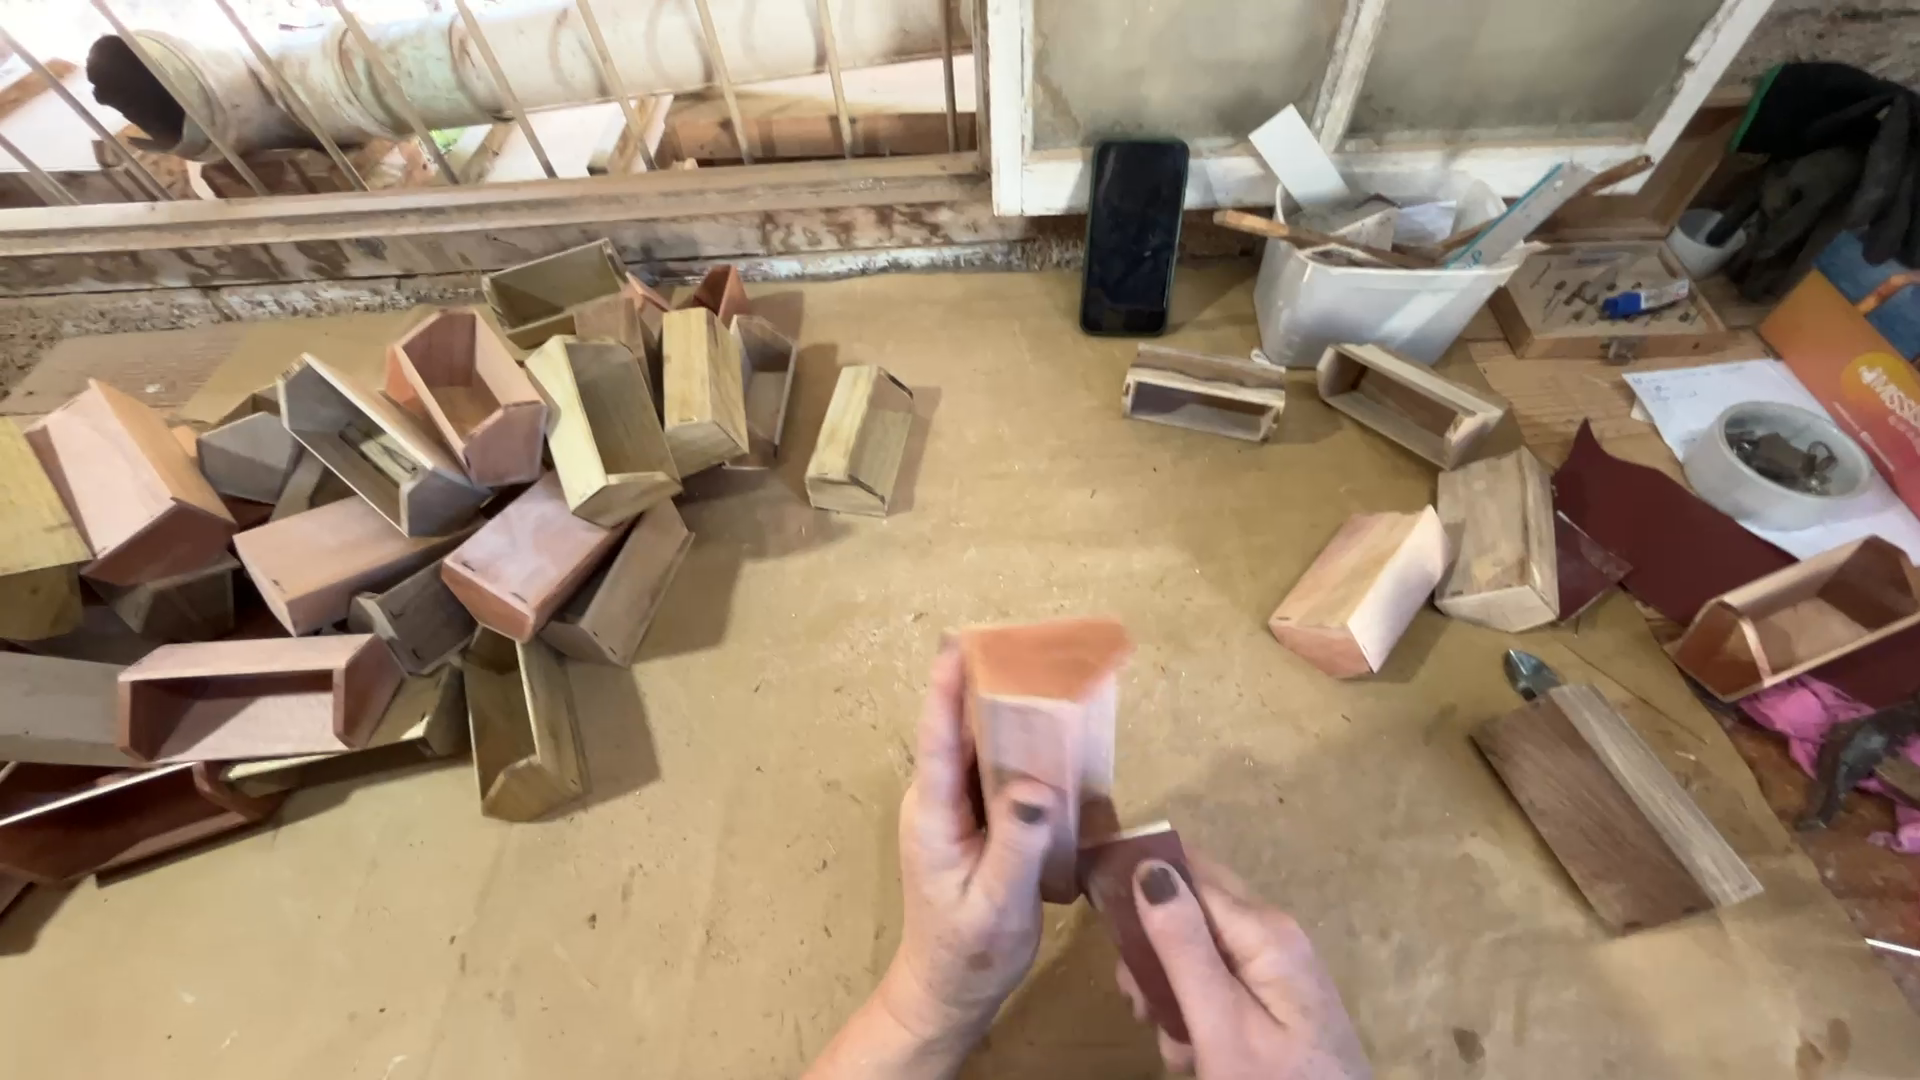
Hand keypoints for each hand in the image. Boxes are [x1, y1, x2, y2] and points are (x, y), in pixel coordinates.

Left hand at [880, 644, 1061, 1045]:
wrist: (949, 990)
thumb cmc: (969, 950)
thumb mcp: (998, 903)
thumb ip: (1016, 843)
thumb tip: (1038, 784)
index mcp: (933, 813)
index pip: (936, 739)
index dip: (946, 689)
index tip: (957, 645)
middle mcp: (936, 799)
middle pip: (957, 732)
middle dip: (982, 689)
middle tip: (1021, 652)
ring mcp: (951, 808)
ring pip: (975, 750)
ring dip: (1001, 717)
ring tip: (1037, 683)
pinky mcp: (969, 819)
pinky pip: (990, 773)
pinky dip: (1014, 752)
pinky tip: (1044, 742)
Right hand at [1116, 853, 1371, 1078]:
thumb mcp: (1219, 1024)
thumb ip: (1183, 944)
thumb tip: (1148, 864)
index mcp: (1264, 928)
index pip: (1187, 874)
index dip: (1141, 887)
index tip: (1105, 923)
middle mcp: (1274, 934)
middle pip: (1192, 906)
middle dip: (1152, 942)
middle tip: (1132, 995)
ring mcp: (1278, 969)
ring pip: (1200, 947)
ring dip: (1168, 982)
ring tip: (1158, 1032)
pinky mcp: (1276, 1002)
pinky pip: (1219, 980)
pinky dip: (1194, 1005)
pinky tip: (1188, 1047)